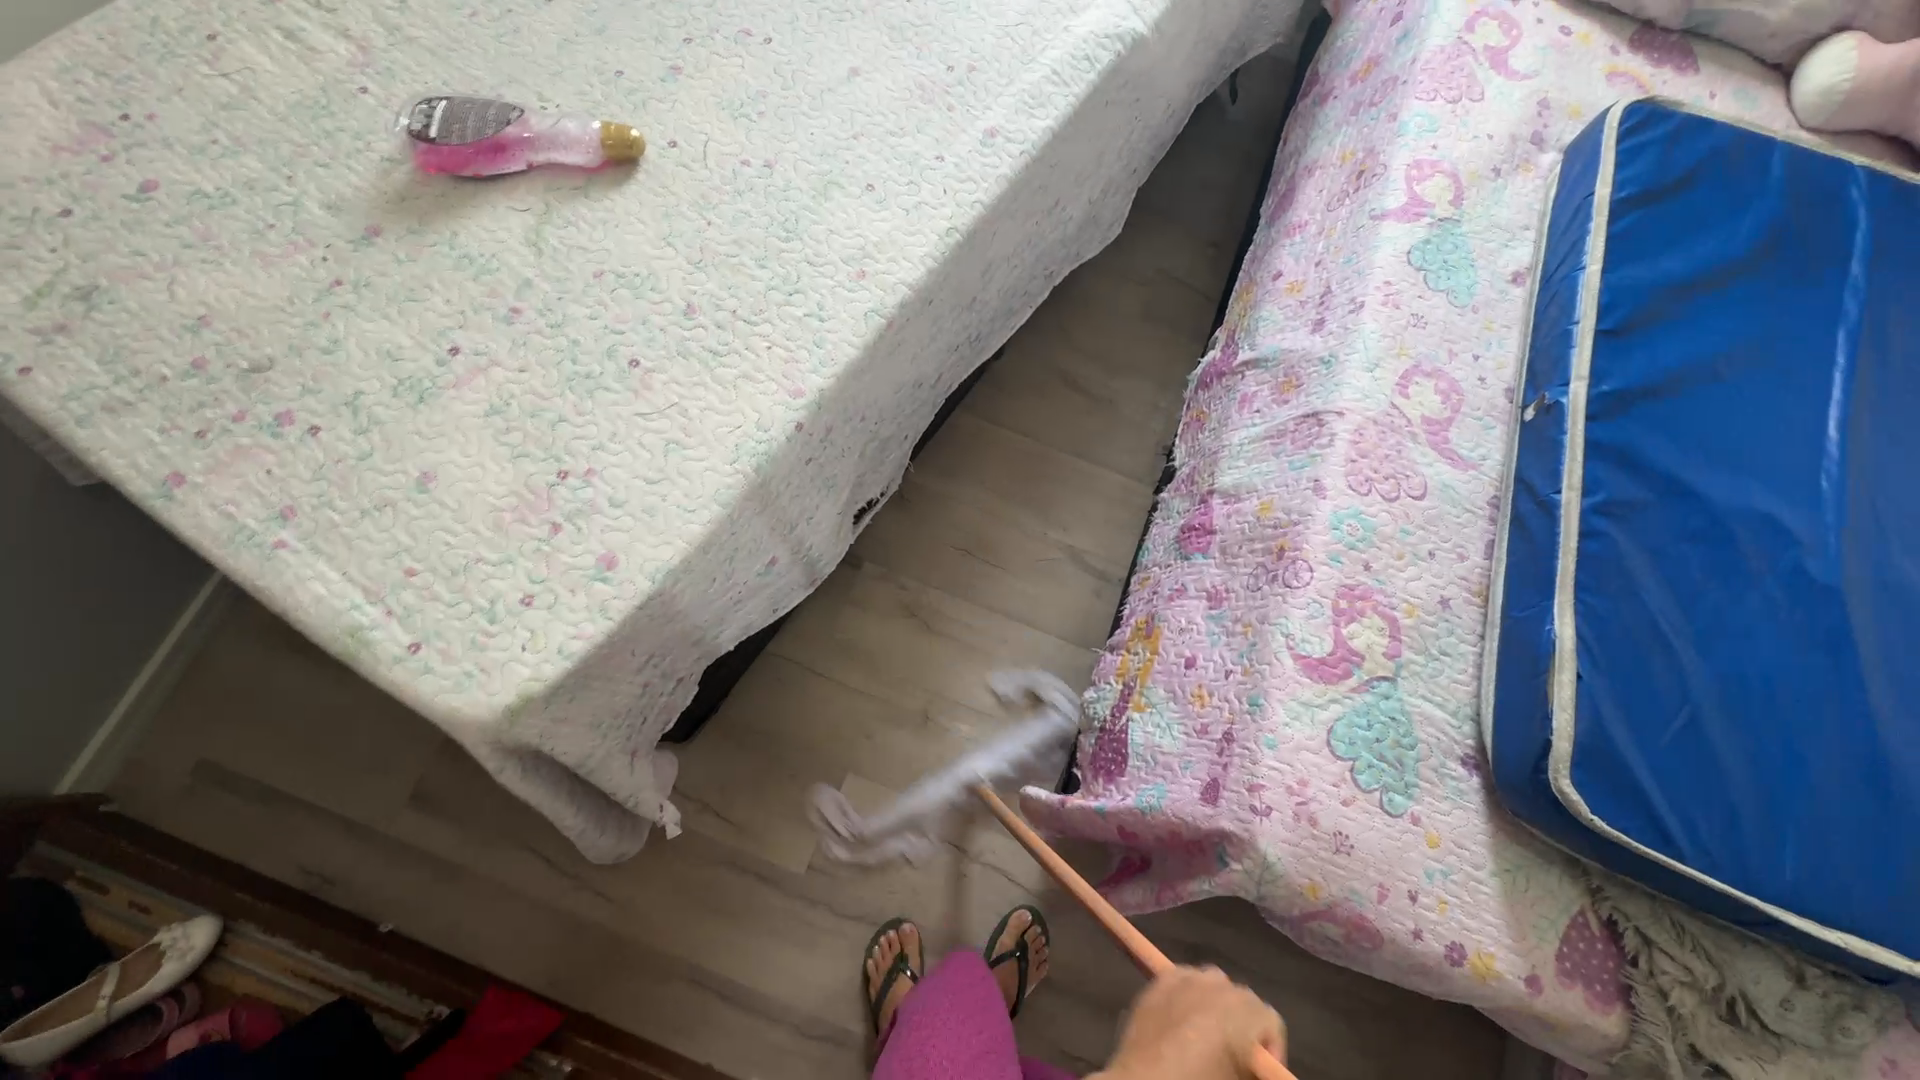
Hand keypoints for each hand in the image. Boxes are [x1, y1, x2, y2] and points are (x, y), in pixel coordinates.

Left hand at [1091, 965, 1284, 1079]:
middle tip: (1233, 1058)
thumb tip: (1249, 1064)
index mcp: (1247, 1012)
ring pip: (1215, 985)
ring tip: (1205, 1037)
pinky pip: (1186, 981)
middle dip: (1243, 1027)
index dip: (1271, 1051)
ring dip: (1216, 1006)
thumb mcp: (1237, 1076)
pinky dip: (1189, 996)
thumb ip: (1251, 1068)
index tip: (1259, 1072)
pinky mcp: (1162, 980)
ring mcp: (1189, 978)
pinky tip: (1180, 1021)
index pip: (1272, 1023)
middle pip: (1244, 1001)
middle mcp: (1221, 986)